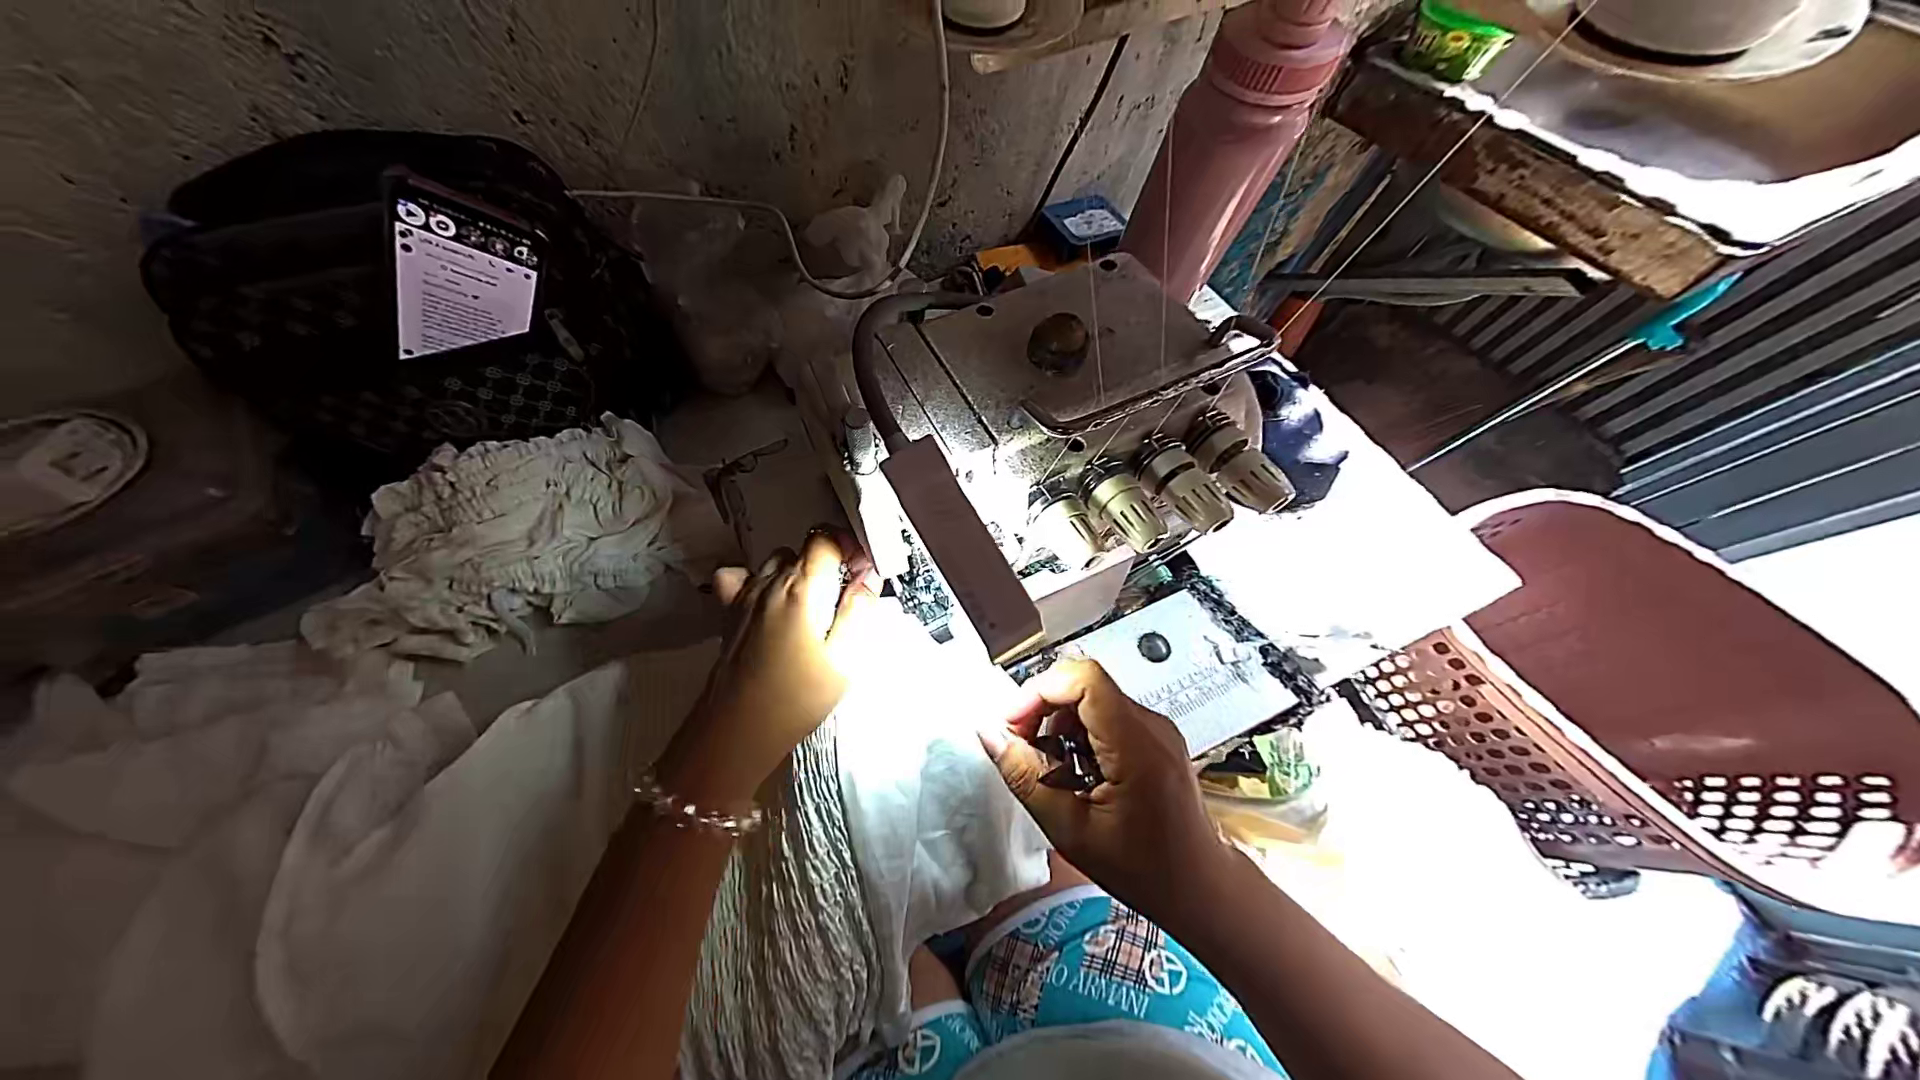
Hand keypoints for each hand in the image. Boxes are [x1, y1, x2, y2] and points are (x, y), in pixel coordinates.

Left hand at [656, 530, 877, 806]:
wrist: (738, 730)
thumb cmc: (793, 700)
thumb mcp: (843, 661)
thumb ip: (858, 611)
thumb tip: (867, 580)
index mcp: (800, 590)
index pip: (825, 539)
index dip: (849, 548)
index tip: (862, 572)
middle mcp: (768, 584)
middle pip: (803, 549)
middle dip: (830, 564)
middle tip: (846, 596)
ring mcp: (745, 596)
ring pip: (778, 561)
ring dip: (800, 573)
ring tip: (814, 606)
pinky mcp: (731, 612)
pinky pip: (743, 577)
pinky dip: (761, 580)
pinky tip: (775, 603)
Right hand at [979, 655, 1232, 920]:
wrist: (1200, 885)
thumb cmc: (1145, 868)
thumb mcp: (1071, 831)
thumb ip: (1027, 778)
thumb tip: (991, 736)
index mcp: (1137, 746)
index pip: (1084, 679)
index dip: (1040, 691)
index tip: (1016, 724)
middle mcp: (1151, 725)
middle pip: (1083, 685)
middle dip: (1042, 710)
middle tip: (1024, 751)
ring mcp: (1155, 728)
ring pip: (1090, 698)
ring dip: (1058, 725)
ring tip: (1052, 771)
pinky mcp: (1153, 736)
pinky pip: (1105, 715)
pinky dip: (1078, 735)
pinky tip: (1075, 774)